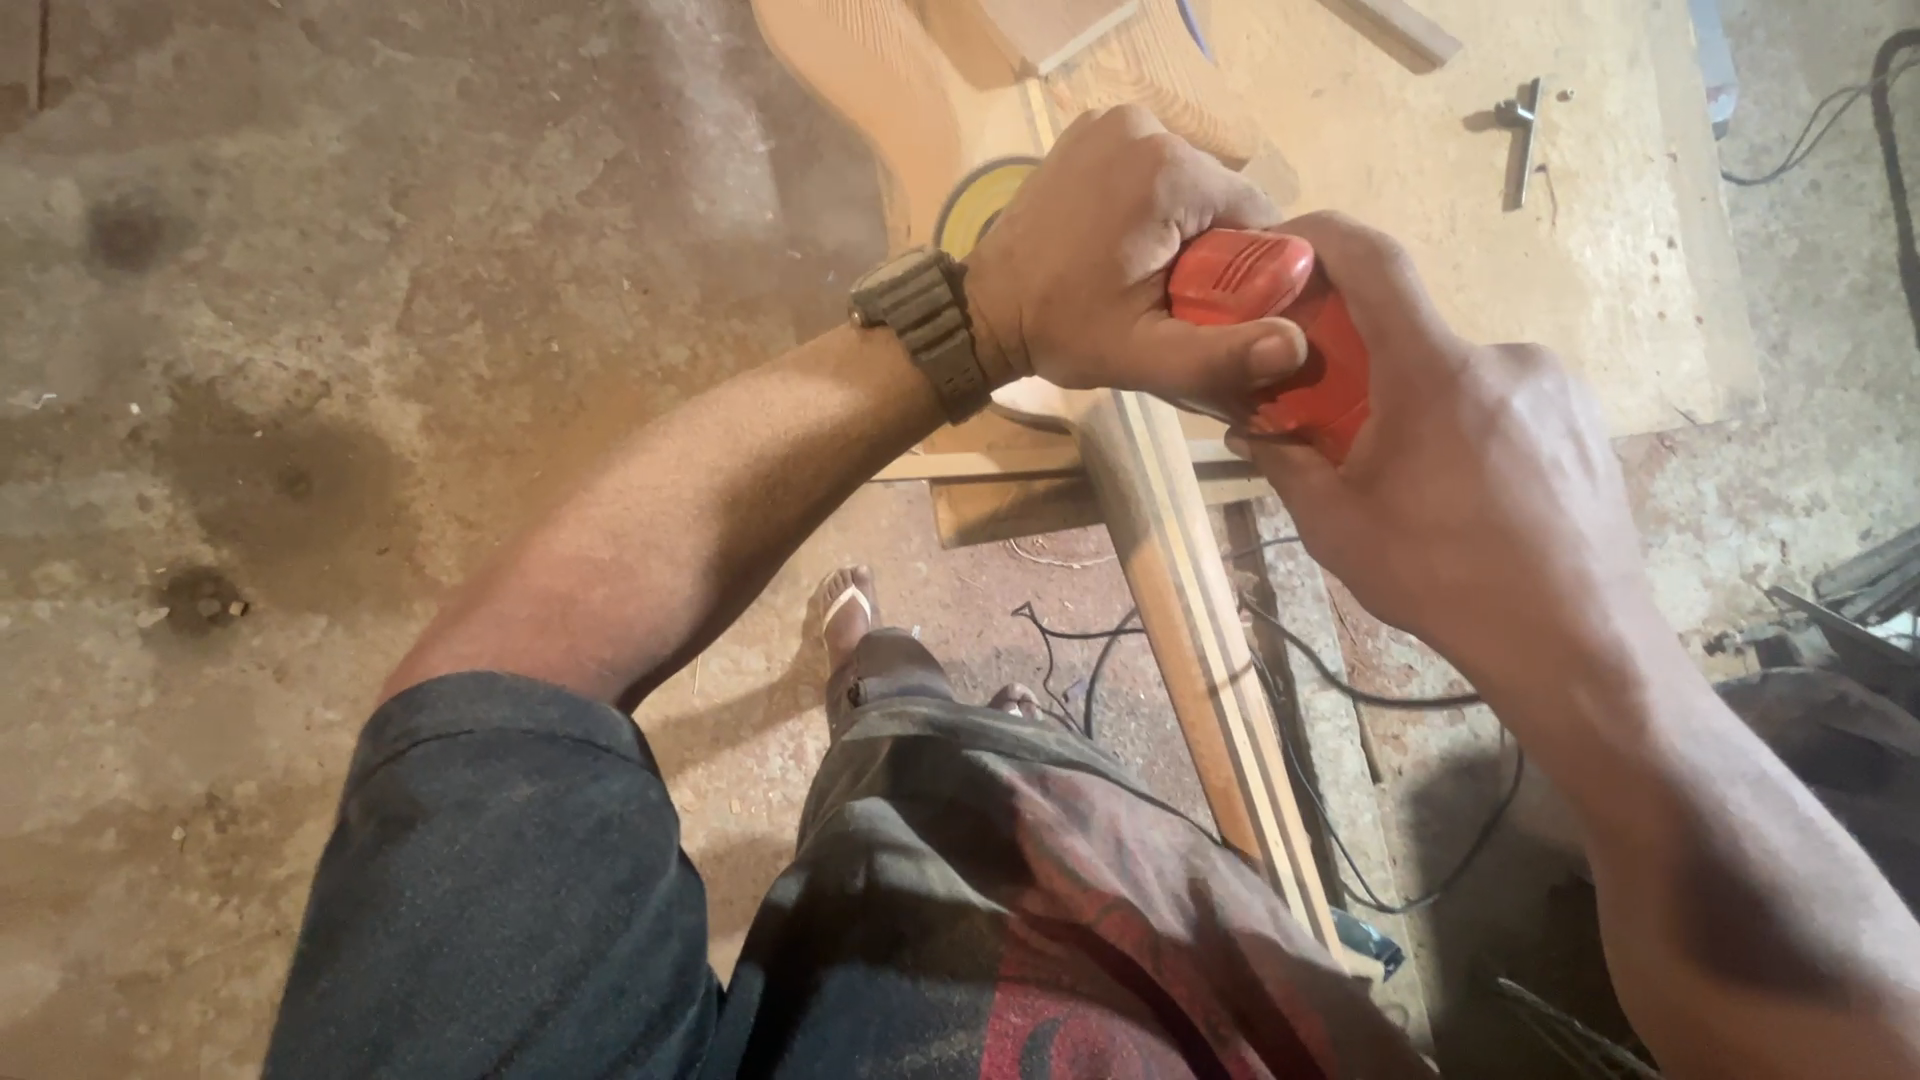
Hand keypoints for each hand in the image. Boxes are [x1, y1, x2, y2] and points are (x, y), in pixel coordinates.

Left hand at [963, 105, 1307, 419]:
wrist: (984, 311)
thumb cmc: (1061, 333)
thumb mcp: (1144, 356)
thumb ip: (1220, 355)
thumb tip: (1294, 345)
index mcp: (1168, 170)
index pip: (1254, 214)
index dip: (1246, 267)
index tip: (1211, 305)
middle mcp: (1144, 126)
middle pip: (1217, 194)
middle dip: (1208, 247)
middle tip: (1167, 296)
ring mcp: (1109, 122)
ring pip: (1185, 180)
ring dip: (1178, 226)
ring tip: (1138, 273)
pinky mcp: (1087, 132)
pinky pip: (1146, 167)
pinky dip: (1146, 203)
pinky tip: (1119, 244)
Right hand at [1235, 212, 1668, 693]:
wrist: (1571, 638)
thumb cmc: (1437, 575)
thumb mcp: (1335, 525)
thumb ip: (1286, 464)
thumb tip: (1249, 431)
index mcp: (1434, 373)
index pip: (1378, 265)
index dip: (1327, 236)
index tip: (1287, 239)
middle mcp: (1502, 357)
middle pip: (1412, 332)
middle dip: (1361, 363)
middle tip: (1334, 421)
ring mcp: (1555, 384)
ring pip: (1458, 372)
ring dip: (1416, 401)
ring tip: (1405, 473)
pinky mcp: (1584, 417)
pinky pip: (1503, 397)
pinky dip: (1464, 421)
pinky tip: (1462, 486)